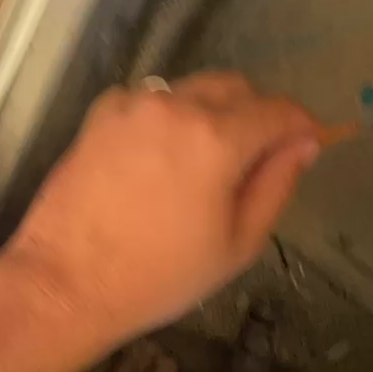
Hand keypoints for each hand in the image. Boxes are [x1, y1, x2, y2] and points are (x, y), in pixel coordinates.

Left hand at [8, 72, 321, 337]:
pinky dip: (165, 119)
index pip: (278, 111)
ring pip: (191, 91)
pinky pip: (148, 101)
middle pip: (235, 88)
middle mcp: (175, 106)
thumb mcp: (235, 245)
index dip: (300, 126)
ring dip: (210, 114)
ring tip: (201, 165)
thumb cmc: (157, 277)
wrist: (65, 283)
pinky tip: (156, 160)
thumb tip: (302, 145)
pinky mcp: (99, 116)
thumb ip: (275, 186)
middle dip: (256, 114)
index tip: (306, 144)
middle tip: (253, 159)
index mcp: (216, 138)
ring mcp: (131, 106)